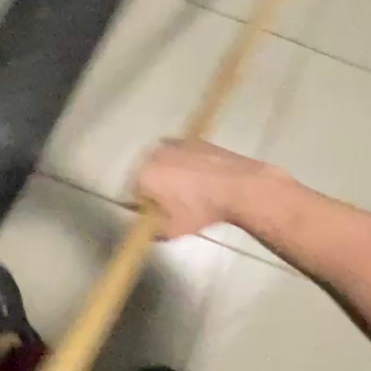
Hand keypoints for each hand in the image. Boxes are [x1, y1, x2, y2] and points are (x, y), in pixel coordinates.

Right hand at [132, 139, 280, 239]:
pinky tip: (201, 178)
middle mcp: (154, 153)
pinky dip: (187, 164)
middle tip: (172, 203)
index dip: (143, 205)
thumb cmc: (200, 209)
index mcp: (143, 174)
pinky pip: (183, 154)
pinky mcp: (195, 139)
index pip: (132, 192)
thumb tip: (149, 229)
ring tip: (188, 190)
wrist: (238, 185)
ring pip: (165, 161)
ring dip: (170, 173)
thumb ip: (153, 231)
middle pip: (147, 173)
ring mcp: (175, 143)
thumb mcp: (173, 230)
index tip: (156, 214)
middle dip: (155, 186)